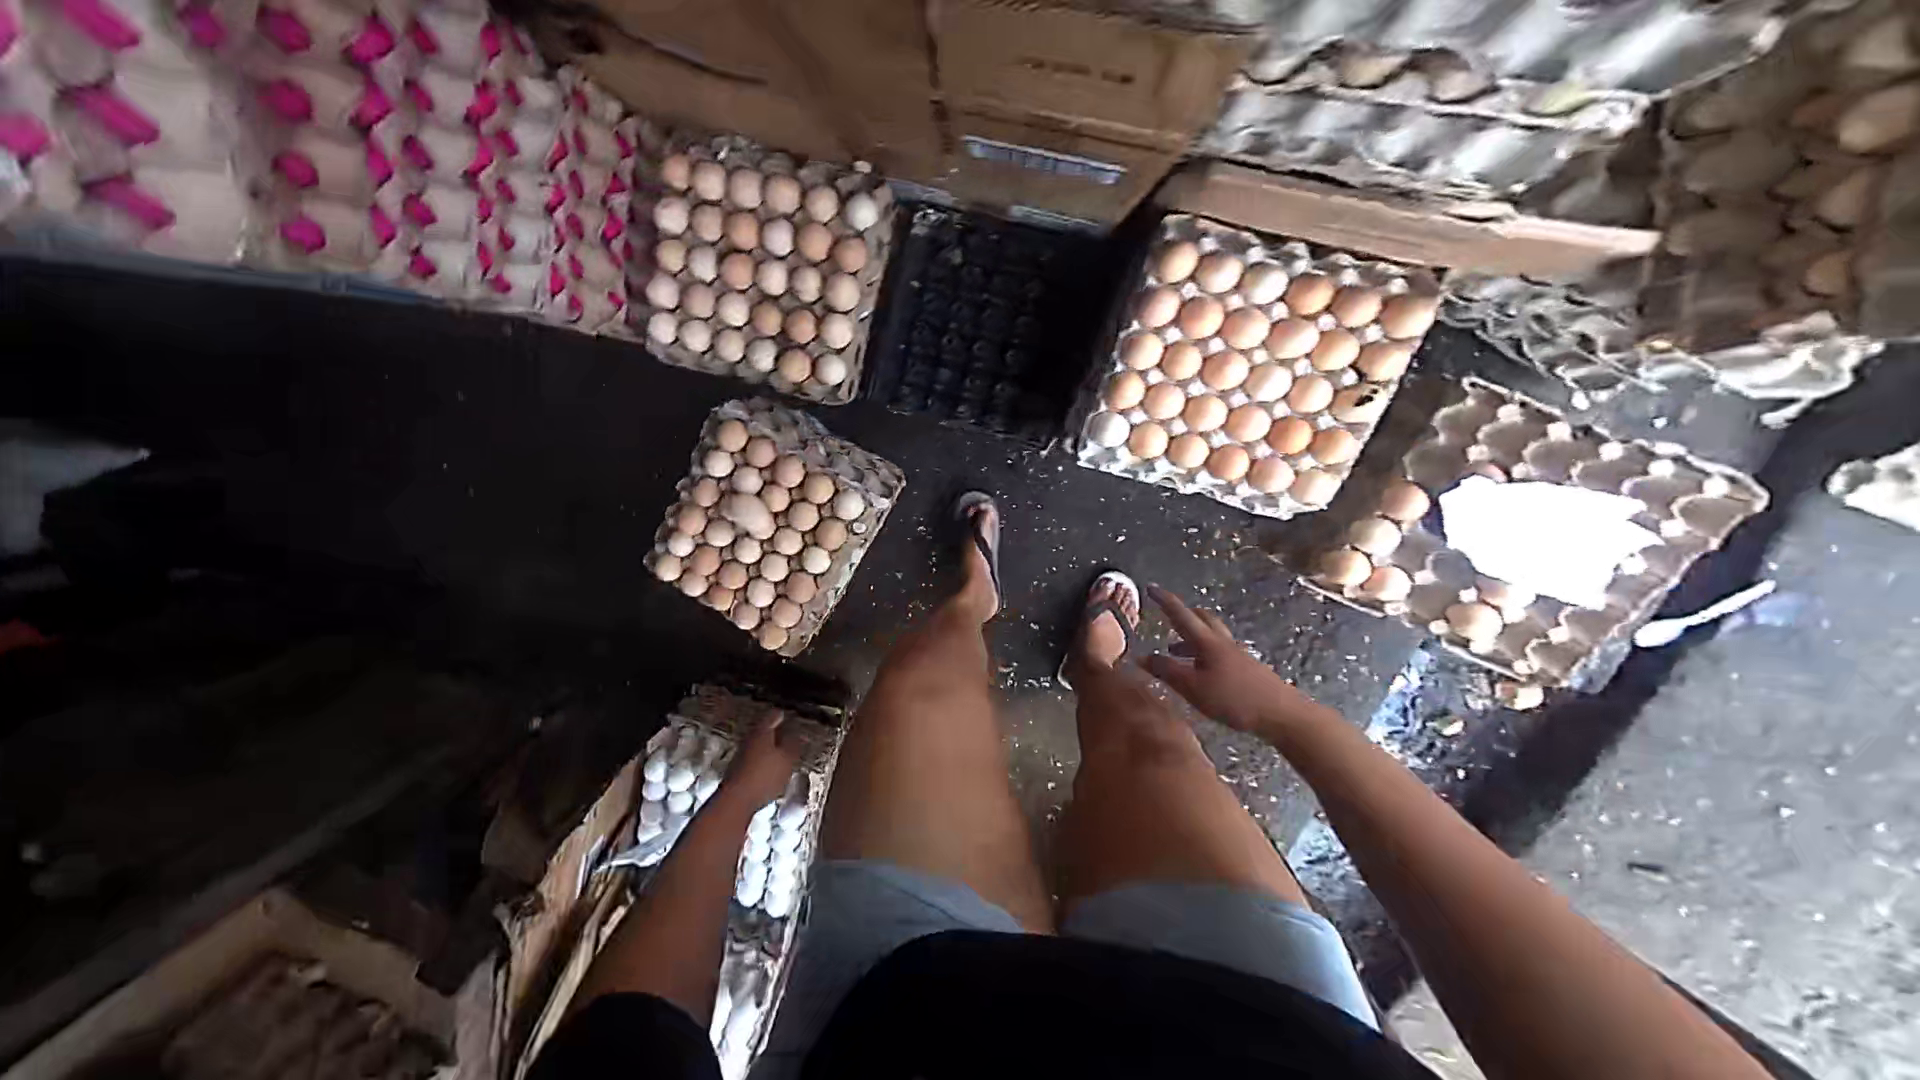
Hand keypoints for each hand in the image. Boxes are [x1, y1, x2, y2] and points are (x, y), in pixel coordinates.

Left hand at [725, 712, 800, 807]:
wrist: (736, 802)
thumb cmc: (764, 776)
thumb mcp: (787, 760)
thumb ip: (794, 745)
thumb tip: (799, 735)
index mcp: (761, 732)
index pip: (772, 717)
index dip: (780, 715)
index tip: (784, 714)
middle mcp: (748, 741)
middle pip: (762, 731)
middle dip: (773, 732)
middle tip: (784, 733)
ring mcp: (740, 757)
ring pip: (756, 747)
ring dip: (766, 749)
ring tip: (779, 754)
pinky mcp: (736, 774)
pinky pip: (751, 763)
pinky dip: (760, 763)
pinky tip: (768, 772)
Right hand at [1142, 585, 1331, 738]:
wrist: (1282, 714)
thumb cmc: (1235, 699)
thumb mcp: (1193, 688)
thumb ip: (1166, 671)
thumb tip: (1141, 657)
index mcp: (1207, 642)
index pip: (1181, 614)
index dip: (1164, 600)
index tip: (1151, 587)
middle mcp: (1222, 643)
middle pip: (1202, 618)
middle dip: (1182, 615)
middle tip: (1166, 617)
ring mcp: (1236, 656)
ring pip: (1210, 636)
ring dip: (1190, 638)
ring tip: (1173, 650)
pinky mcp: (1245, 670)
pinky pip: (1217, 653)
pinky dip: (1201, 654)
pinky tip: (1198, 672)